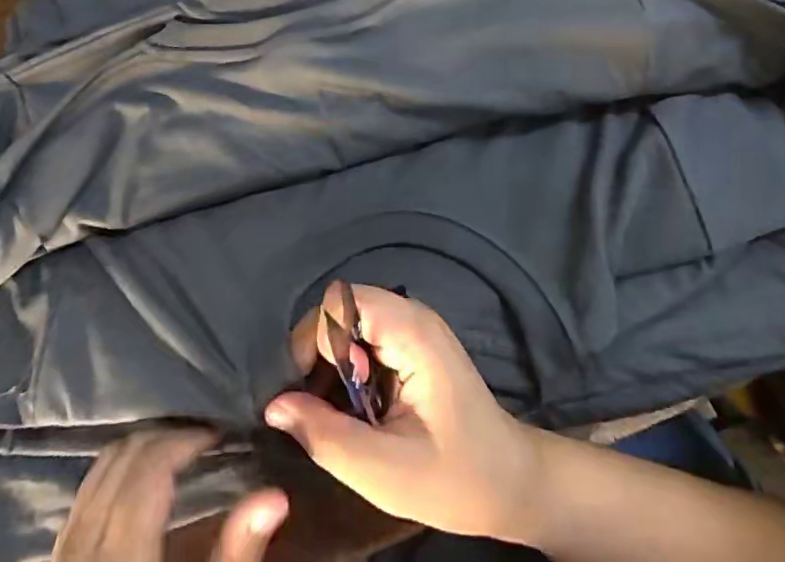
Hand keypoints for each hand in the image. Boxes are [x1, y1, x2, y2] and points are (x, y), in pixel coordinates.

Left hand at [53, 428, 287, 561]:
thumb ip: (238, 551)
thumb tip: (275, 496)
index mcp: (124, 551)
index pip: (150, 467)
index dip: (185, 439)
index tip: (219, 433)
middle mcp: (86, 542)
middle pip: (122, 458)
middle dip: (165, 436)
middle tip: (205, 437)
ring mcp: (64, 549)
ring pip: (99, 469)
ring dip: (140, 450)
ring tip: (180, 451)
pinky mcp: (59, 556)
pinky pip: (86, 492)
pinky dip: (117, 471)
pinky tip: (144, 483)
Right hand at [264, 284, 537, 540]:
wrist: (511, 483)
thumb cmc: (455, 478)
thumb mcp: (383, 470)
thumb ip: (324, 435)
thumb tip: (274, 405)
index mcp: (412, 332)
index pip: (340, 302)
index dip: (313, 338)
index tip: (305, 389)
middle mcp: (413, 317)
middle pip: (343, 308)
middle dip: (320, 353)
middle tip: (322, 406)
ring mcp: (416, 329)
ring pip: (351, 324)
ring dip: (333, 364)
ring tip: (338, 412)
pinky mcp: (414, 347)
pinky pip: (366, 340)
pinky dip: (350, 370)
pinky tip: (357, 409)